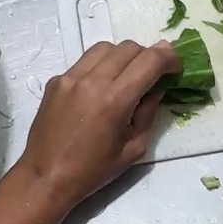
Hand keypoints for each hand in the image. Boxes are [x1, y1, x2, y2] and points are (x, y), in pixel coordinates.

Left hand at [14, 40, 177, 208]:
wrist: (47, 176)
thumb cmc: (94, 170)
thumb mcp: (134, 148)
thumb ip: (148, 114)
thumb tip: (155, 89)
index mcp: (115, 100)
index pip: (150, 60)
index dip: (169, 58)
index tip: (175, 67)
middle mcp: (92, 81)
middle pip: (129, 47)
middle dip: (147, 57)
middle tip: (151, 76)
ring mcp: (70, 77)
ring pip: (105, 48)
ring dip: (122, 57)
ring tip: (125, 78)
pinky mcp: (56, 81)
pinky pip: (84, 61)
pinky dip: (100, 67)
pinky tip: (100, 88)